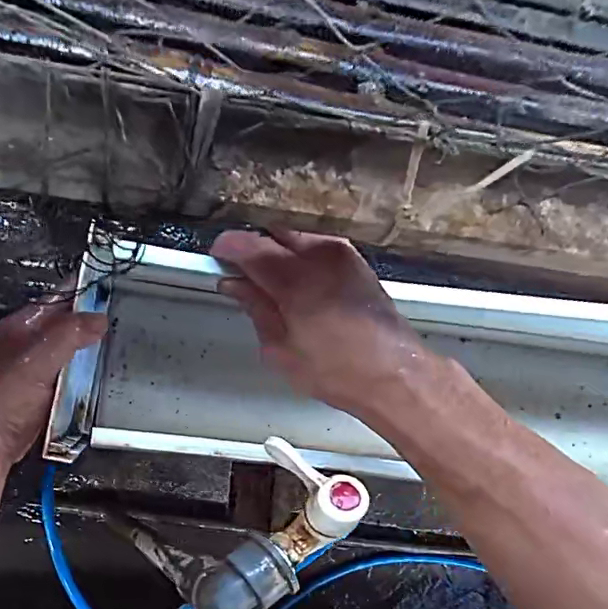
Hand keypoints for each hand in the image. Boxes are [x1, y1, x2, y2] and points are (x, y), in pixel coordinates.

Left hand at [0, 300, 107, 466]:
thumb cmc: (5, 400)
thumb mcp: (38, 360)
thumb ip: (68, 336)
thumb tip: (99, 319)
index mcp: (19, 327)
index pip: (55, 299)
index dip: (80, 292)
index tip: (109, 285)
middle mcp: (26, 344)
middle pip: (65, 324)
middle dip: (90, 321)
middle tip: (122, 314)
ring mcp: (36, 368)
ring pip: (70, 349)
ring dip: (90, 347)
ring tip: (119, 339)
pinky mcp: (45, 391)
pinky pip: (71, 374)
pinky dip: (86, 371)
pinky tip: (102, 371)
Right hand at [212, 229, 439, 419]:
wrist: (392, 373)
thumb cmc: (340, 370)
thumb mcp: (280, 349)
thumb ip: (255, 309)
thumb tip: (236, 287)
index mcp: (294, 280)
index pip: (247, 245)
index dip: (226, 250)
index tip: (215, 258)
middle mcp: (320, 257)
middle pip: (271, 235)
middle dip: (251, 251)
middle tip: (239, 277)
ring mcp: (342, 255)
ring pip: (295, 238)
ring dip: (277, 254)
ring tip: (268, 287)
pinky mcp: (356, 261)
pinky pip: (317, 247)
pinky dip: (300, 259)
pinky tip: (296, 286)